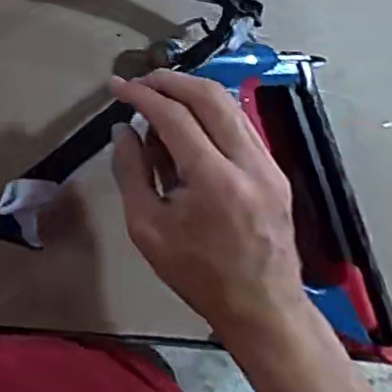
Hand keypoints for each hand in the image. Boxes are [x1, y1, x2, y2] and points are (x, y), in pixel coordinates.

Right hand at [109, 71, 308, 343]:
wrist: (264, 311)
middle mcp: (249, 164)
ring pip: (229, 104)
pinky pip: (239, 124)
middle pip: (208, 96)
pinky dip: (209, 111)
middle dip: (169, 80)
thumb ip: (130, 171)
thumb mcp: (146, 227)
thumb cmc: (198, 274)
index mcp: (215, 181)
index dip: (140, 95)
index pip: (174, 116)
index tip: (116, 87)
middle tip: (139, 82)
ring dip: (190, 91)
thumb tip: (123, 130)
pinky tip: (185, 121)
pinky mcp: (275, 172)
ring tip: (158, 95)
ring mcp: (269, 166)